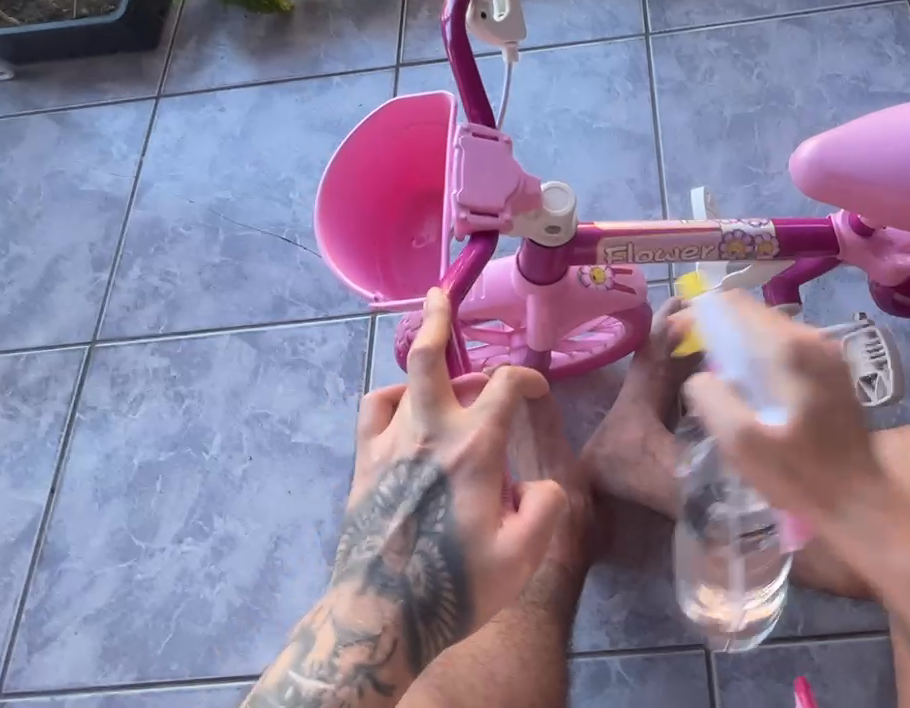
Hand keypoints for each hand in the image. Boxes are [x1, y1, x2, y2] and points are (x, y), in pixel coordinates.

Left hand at [333, 288, 568, 670]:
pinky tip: (405, 411)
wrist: (381, 617)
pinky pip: (374, 412)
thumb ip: (546, 506)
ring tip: (435, 362)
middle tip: (440, 292)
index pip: (506, 386)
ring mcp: (390, 444)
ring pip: (400, 381)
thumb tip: (538, 483)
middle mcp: (430, 431)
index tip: (537, 392)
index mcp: (475, 447)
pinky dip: (392, 400)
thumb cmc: (457, 586)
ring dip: (421, 366)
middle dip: (438, 318)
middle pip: (430, 356)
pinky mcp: (363, 464)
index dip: (527, 379)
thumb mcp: (524, 555)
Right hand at [678, 294, 882, 519]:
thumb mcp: (741, 443)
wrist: (860, 502)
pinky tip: (756, 391)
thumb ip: (710, 398)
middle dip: (718, 331)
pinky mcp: (834, 368)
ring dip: (741, 346)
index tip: (678, 337)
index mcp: (787, 348)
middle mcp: (811, 337)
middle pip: (751, 314)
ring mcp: (827, 351)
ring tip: (725, 381)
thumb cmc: (800, 475)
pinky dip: (763, 358)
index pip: (732, 304)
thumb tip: (701, 376)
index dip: (699, 315)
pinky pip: (787, 346)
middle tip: (697, 363)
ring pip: (769, 329)